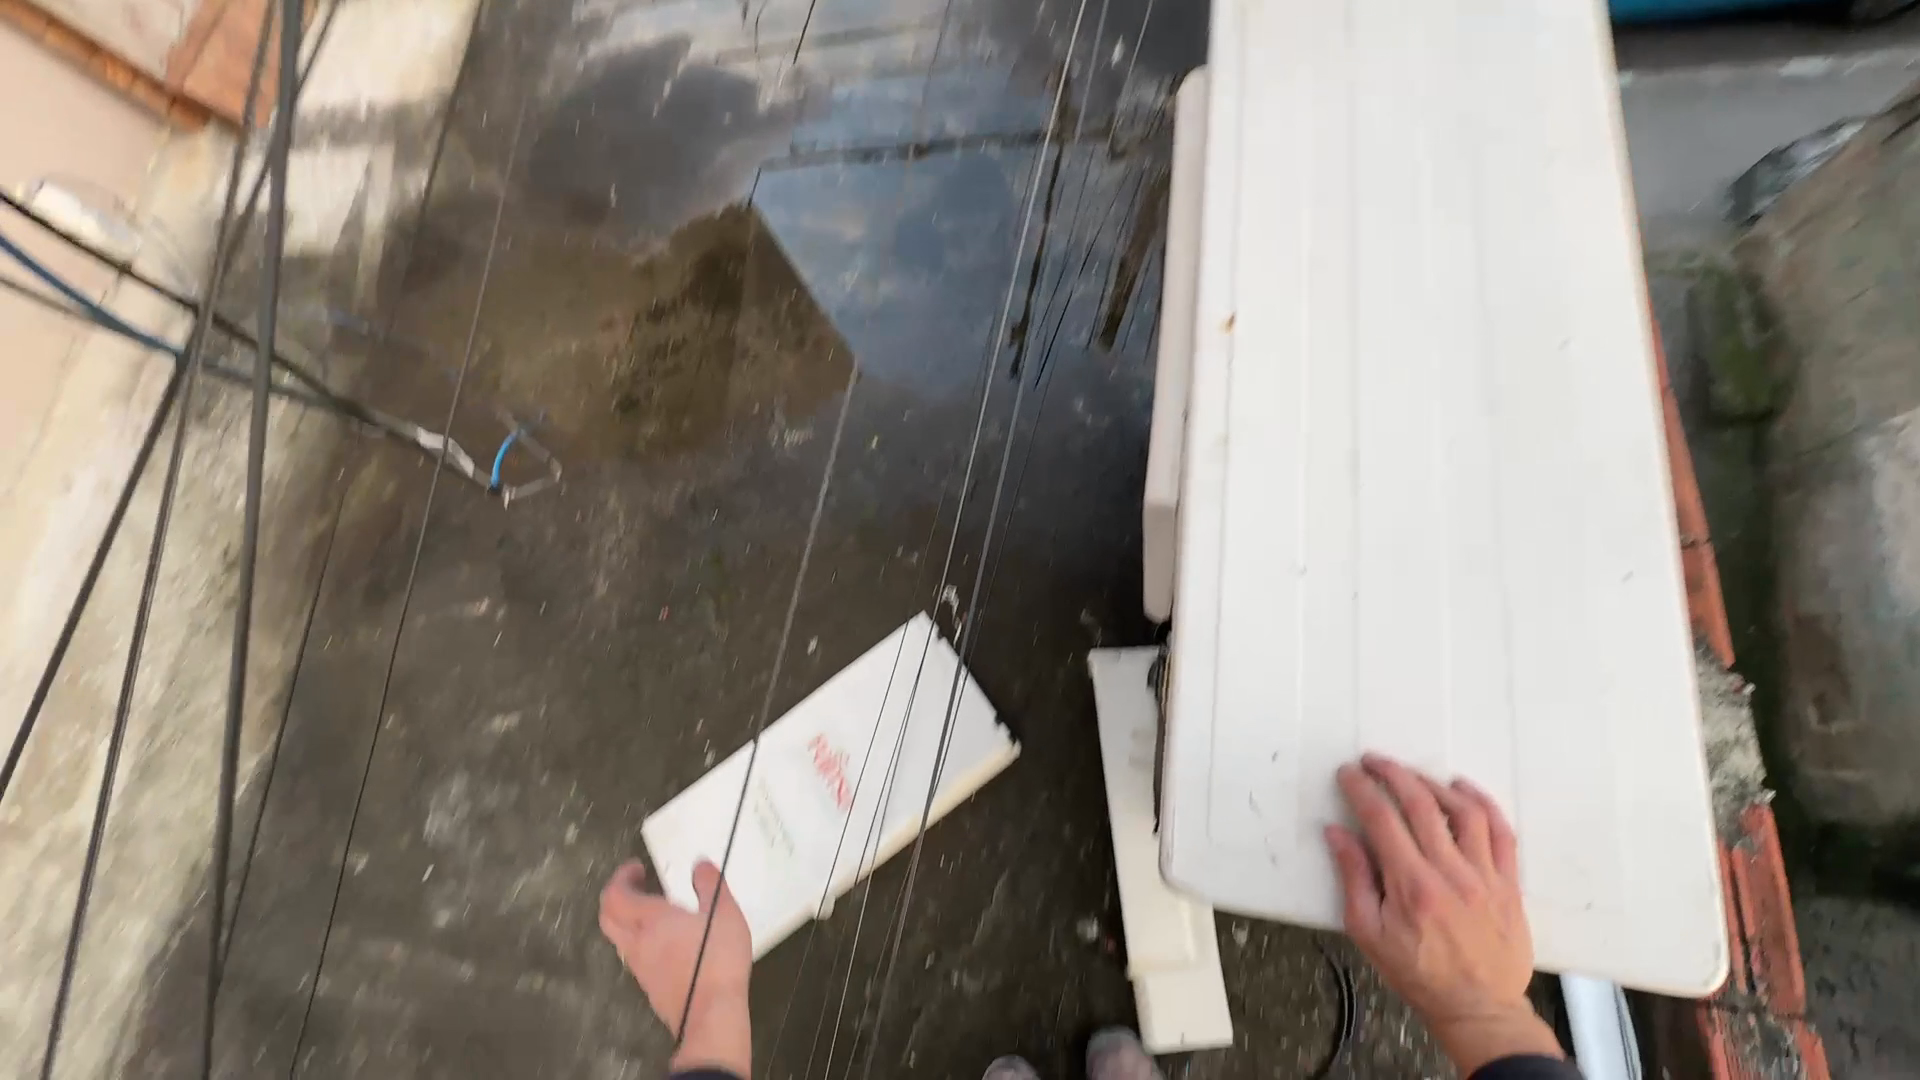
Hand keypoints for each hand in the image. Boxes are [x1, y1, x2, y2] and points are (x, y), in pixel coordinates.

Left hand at [600, 860, 753, 1075]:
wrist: (712, 1013)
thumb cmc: (718, 957)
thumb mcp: (725, 912)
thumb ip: (711, 884)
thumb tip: (699, 865)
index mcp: (652, 920)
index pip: (616, 896)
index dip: (620, 877)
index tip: (637, 866)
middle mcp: (638, 943)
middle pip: (608, 917)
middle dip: (616, 895)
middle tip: (638, 882)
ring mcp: (640, 968)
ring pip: (618, 938)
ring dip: (627, 918)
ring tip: (654, 908)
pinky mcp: (649, 986)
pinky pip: (633, 955)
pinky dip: (639, 938)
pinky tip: (665, 939)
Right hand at [1324, 754, 1563, 1073]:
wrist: (1480, 1010)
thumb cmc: (1415, 971)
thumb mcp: (1367, 931)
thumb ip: (1353, 877)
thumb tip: (1336, 832)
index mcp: (1411, 885)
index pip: (1381, 819)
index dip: (1360, 788)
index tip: (1347, 773)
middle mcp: (1450, 874)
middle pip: (1420, 804)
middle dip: (1391, 773)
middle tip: (1372, 760)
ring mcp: (1485, 877)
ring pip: (1462, 811)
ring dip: (1432, 783)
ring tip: (1411, 774)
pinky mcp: (1509, 885)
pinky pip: (1502, 834)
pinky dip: (1483, 804)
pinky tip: (1463, 788)